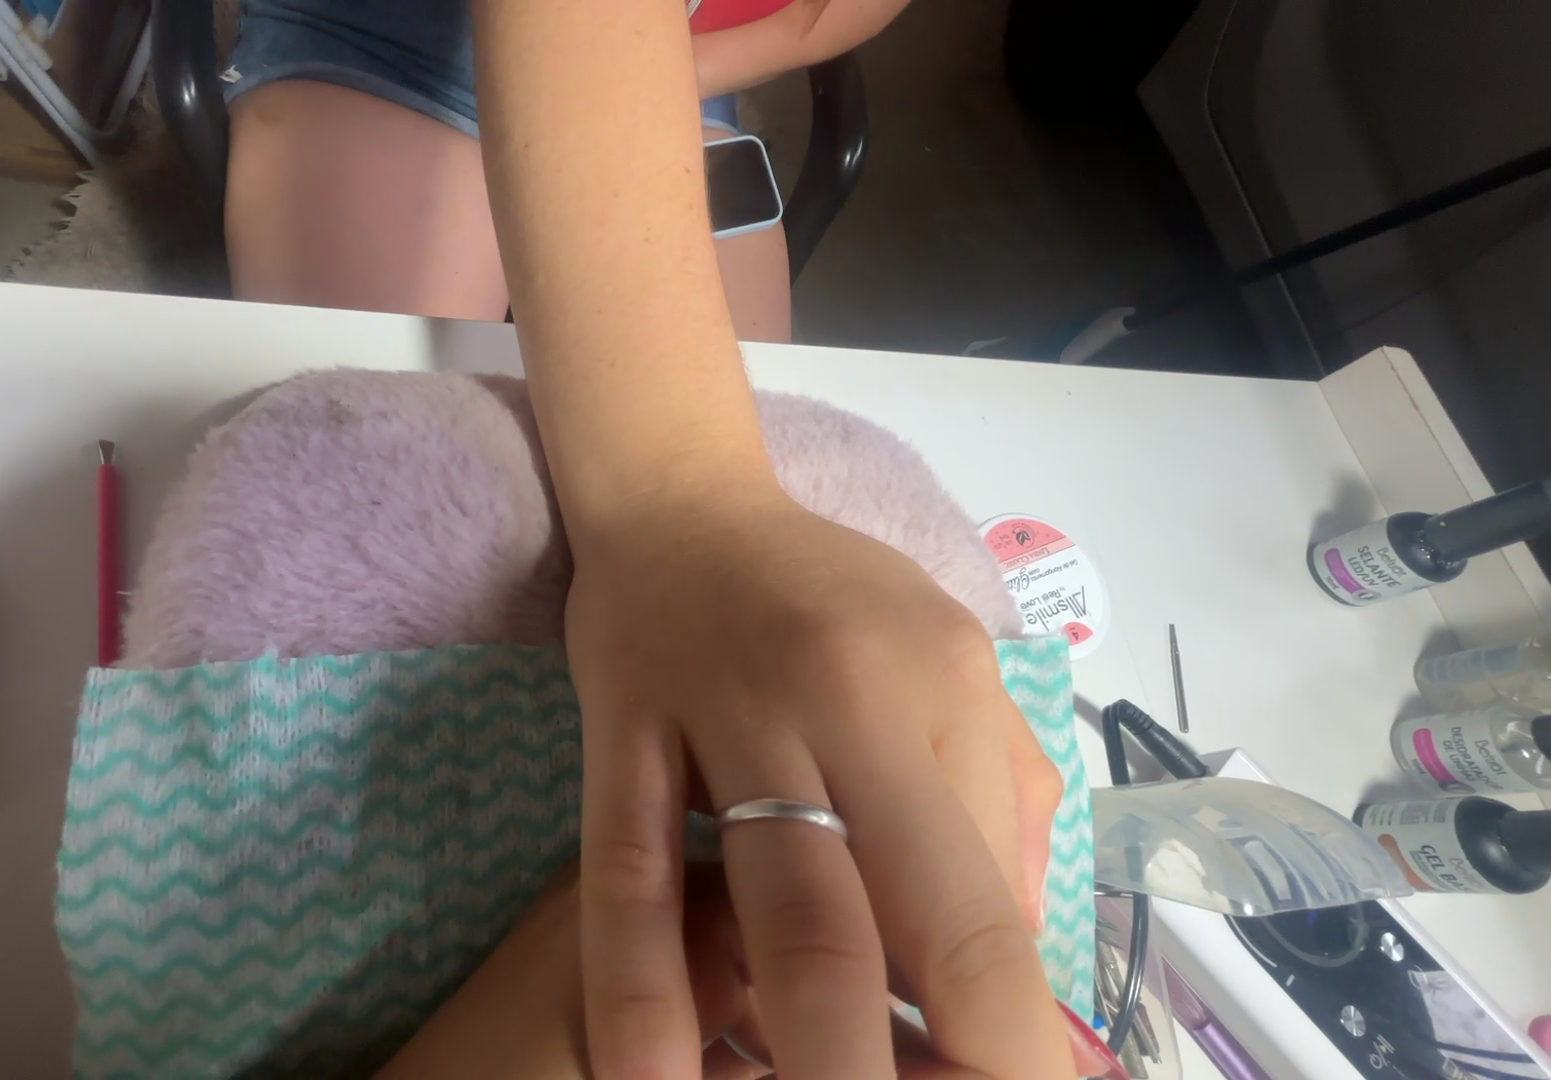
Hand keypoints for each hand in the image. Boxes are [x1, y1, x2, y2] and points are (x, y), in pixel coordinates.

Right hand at [569, 481, 1075, 1078]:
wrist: (680, 507)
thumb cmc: (820, 586)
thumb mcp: (943, 652)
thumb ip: (993, 786)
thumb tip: (1012, 944)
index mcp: (933, 680)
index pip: (988, 898)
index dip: (1008, 1042)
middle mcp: (837, 695)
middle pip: (896, 913)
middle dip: (916, 1073)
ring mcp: (720, 708)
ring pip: (770, 901)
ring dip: (804, 1048)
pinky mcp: (622, 724)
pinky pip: (626, 865)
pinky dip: (636, 981)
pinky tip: (648, 1073)